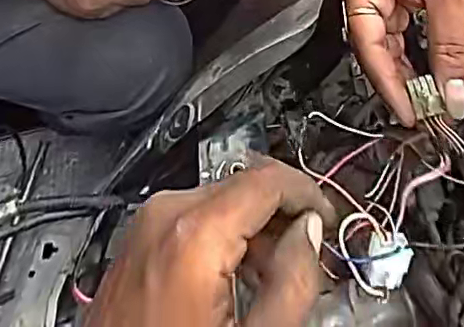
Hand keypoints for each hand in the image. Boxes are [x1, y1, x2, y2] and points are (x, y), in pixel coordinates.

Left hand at [87, 162, 331, 326]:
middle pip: (242, 188)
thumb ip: (291, 284)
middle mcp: (164, 214)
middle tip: (310, 254)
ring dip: (254, 230)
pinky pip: (192, 221)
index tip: (326, 216)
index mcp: (192, 233)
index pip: (266, 179)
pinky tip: (238, 282)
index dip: (306, 193)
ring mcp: (145, 225)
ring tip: (276, 279)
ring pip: (219, 203)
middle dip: (281, 216)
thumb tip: (309, 235)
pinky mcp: (137, 242)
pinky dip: (224, 240)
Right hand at [342, 0, 463, 124]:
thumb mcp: (451, 0)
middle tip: (419, 114)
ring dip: (404, 73)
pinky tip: (425, 78)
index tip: (408, 112)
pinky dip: (410, 57)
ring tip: (425, 103)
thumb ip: (449, 52)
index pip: (367, 41)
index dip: (386, 80)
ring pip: (383, 45)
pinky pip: (395, 36)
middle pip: (371, 46)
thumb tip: (452, 100)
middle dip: (396, 81)